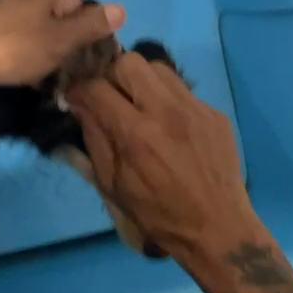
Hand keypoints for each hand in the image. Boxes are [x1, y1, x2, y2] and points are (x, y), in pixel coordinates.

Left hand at [0, 0, 124, 87]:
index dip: (84, 38)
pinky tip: (12, 69)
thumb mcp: (60, 40)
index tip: (77, 64)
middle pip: (58, 17)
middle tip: (55, 73)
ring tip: (34, 76)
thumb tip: (122, 9)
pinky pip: (13, 33)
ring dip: (40, 51)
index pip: (82, 9)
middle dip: (61, 46)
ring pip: (35, 27)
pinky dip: (18, 50)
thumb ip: (91, 25)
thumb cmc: (14, 47)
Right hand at [66, 53, 255, 259]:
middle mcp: (165, 112)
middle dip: (111, 75)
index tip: (74, 96)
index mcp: (135, 134)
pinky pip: (183, 90)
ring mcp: (194, 109)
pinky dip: (167, 100)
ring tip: (140, 105)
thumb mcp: (112, 184)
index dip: (78, 88)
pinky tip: (168, 125)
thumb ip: (93, 138)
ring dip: (141, 82)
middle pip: (129, 62)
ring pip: (158, 68)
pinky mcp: (214, 113)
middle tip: (110, 96)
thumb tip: (79, 105)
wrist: (218, 230)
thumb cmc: (157, 214)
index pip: (95, 86)